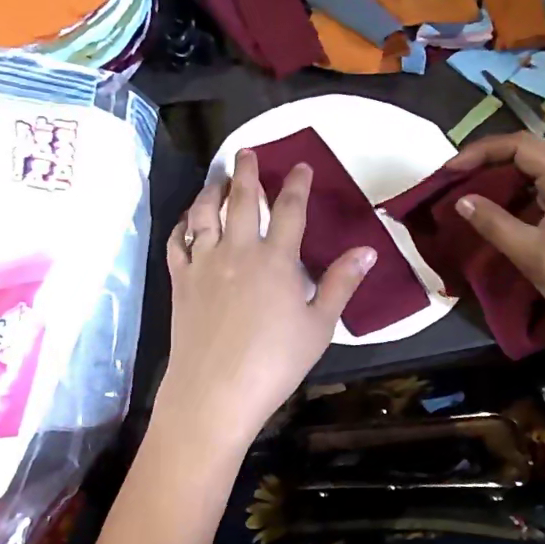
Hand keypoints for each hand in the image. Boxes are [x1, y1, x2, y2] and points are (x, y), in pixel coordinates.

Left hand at [157, 149, 373, 442]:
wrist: (215, 392)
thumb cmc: (275, 361)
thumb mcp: (319, 326)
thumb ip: (340, 283)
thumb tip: (367, 251)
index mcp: (276, 260)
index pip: (289, 209)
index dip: (297, 184)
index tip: (301, 165)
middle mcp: (237, 251)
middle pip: (240, 200)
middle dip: (246, 172)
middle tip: (246, 151)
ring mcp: (204, 264)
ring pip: (203, 214)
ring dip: (211, 191)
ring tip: (216, 178)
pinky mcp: (180, 282)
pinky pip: (178, 243)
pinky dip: (183, 226)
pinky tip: (187, 222)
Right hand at [446, 133, 544, 336]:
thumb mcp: (530, 251)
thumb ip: (493, 222)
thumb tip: (462, 201)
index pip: (520, 145)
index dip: (481, 152)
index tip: (451, 171)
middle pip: (529, 156)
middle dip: (490, 164)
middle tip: (458, 182)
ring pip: (538, 177)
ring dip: (505, 184)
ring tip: (474, 198)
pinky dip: (521, 200)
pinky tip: (503, 216)